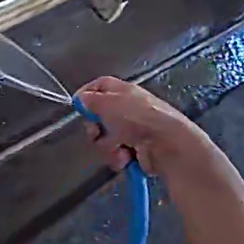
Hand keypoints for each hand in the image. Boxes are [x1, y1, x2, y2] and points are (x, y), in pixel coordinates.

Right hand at [74, 76, 209, 176]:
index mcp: (123, 92)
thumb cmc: (138, 118)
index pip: (100, 86)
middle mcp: (127, 109)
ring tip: (120, 147)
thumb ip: (90, 101)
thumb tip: (81, 98)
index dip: (86, 94)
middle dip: (95, 128)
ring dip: (107, 146)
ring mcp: (131, 130)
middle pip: (98, 117)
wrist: (166, 144)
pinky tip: (127, 157)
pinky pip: (115, 153)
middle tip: (98, 132)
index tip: (77, 106)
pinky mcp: (134, 150)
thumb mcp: (108, 104)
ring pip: (104, 139)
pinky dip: (118, 157)